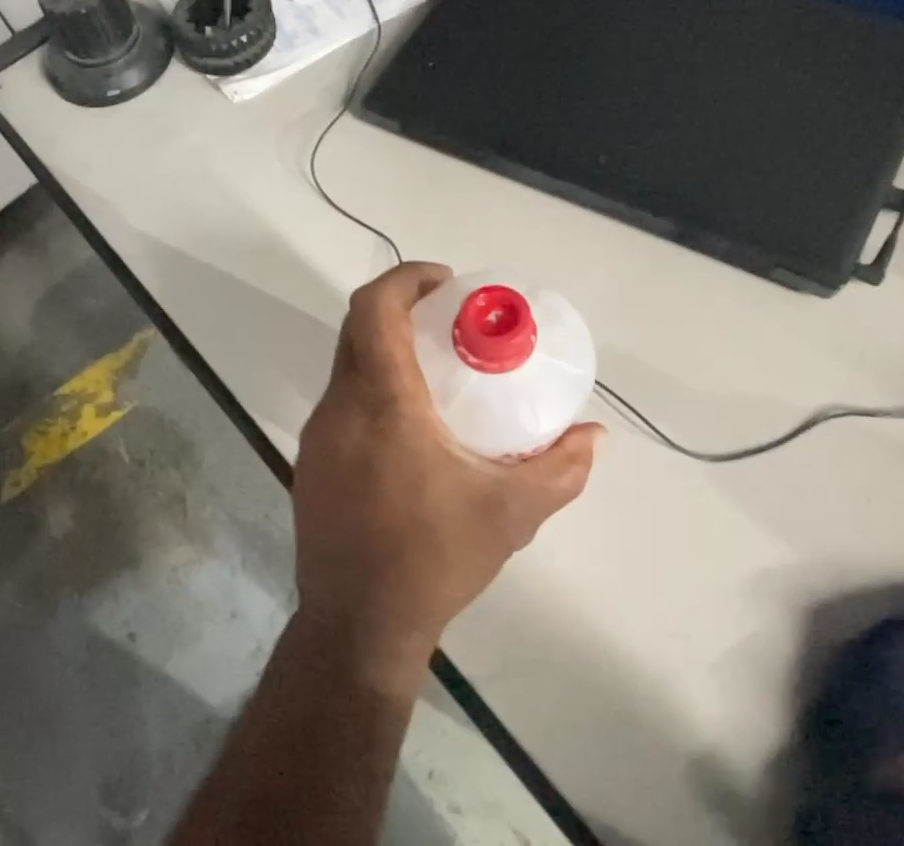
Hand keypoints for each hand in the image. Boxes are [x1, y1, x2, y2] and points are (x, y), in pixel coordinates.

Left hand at [290, 262, 602, 690]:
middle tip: (451, 326)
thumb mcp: (511, 514)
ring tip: (437, 377)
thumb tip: (593, 436)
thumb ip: (560, 469)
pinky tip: (410, 431)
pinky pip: (341, 407)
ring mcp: (317, 438)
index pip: (374, 310)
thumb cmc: (434, 559)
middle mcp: (339, 408)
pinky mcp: (311, 465)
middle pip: (357, 331)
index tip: (446, 285)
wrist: (358, 624)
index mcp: (381, 403)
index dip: (405, 280)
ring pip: (346, 369)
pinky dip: (373, 392)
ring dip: (386, 355)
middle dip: (401, 312)